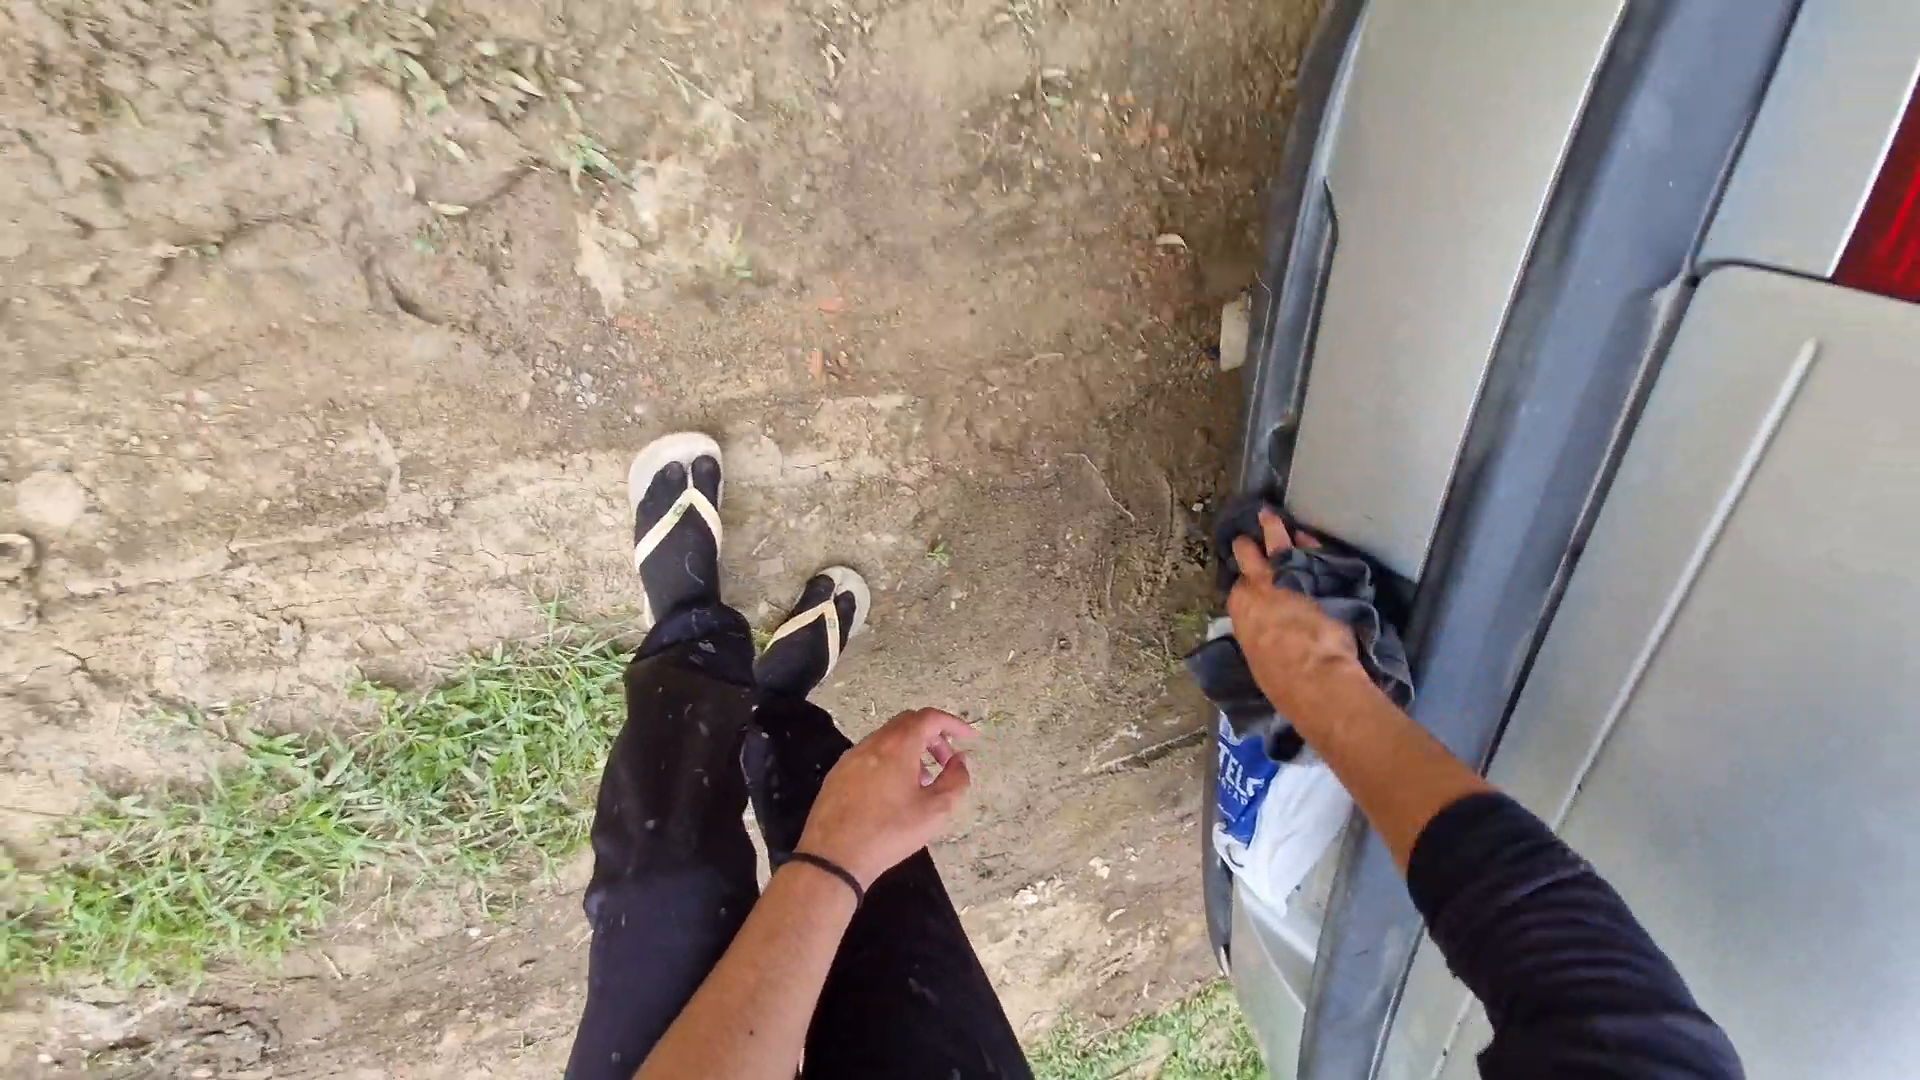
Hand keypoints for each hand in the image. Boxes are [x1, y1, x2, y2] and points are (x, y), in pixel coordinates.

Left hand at [795, 708, 973, 887]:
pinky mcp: (838, 772)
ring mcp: (852, 756)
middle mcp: (873, 742)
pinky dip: (891, 760)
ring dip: (912, 750)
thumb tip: (961, 761)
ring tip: (923, 782)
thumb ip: (956, 781)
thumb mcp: (934, 811)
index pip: (930, 717)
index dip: (953, 723)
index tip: (969, 737)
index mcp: (898, 745)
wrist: (832, 857)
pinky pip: (872, 754)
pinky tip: (894, 792)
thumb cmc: (889, 832)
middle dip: (934, 736)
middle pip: (909, 723)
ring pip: (889, 738)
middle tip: (947, 762)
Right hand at [1226, 508, 1364, 716]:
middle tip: (1244, 537)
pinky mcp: (1318, 574)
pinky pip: (1311, 551)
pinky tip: (1308, 536)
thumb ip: (1259, 634)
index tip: (1248, 580)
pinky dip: (1308, 543)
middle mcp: (1258, 586)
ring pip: (1277, 543)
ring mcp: (1288, 576)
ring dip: (1273, 528)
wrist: (1314, 674)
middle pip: (1248, 556)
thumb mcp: (1258, 657)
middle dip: (1246, 546)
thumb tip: (1266, 634)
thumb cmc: (1281, 678)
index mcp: (1241, 608)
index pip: (1239, 586)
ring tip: (1269, 516)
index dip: (1246, 582)